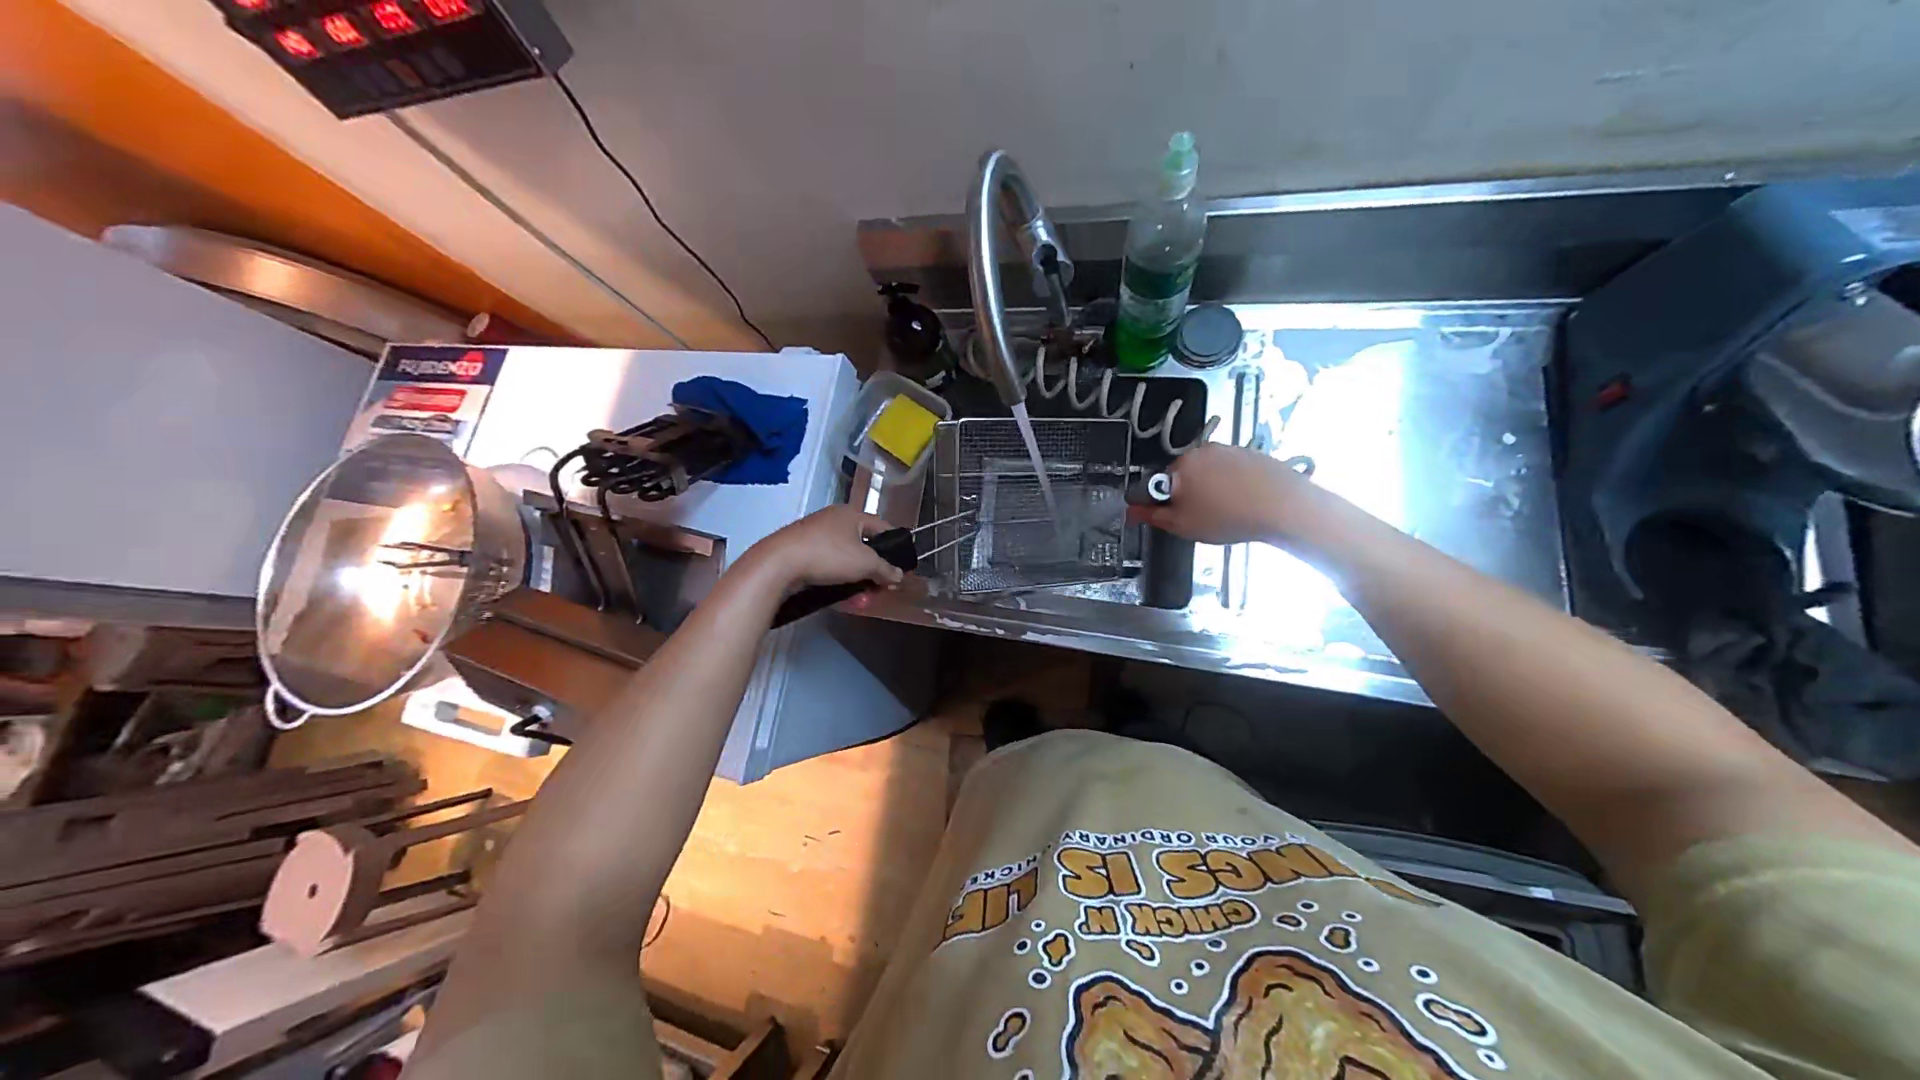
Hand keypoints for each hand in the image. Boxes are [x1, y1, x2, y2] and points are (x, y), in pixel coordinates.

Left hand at [741, 505, 904, 592]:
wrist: (779, 563)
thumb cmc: (828, 555)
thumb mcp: (865, 563)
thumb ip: (885, 569)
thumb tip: (898, 575)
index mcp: (851, 514)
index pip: (882, 527)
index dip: (895, 546)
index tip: (901, 566)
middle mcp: (833, 520)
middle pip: (864, 547)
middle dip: (874, 572)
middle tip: (880, 590)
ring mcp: (816, 536)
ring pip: (846, 561)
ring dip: (857, 581)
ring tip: (861, 601)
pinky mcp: (802, 553)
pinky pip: (829, 567)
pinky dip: (839, 581)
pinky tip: (842, 598)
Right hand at [1132, 444, 1316, 544]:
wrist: (1283, 506)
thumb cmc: (1226, 517)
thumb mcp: (1182, 525)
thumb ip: (1152, 515)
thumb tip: (1130, 511)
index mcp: (1179, 465)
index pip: (1155, 483)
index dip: (1161, 503)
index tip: (1174, 518)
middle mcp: (1201, 450)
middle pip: (1183, 475)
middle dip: (1187, 494)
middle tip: (1201, 518)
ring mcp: (1228, 449)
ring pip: (1208, 472)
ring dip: (1210, 489)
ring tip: (1226, 512)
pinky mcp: (1251, 453)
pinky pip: (1231, 470)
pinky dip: (1232, 484)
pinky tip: (1244, 502)